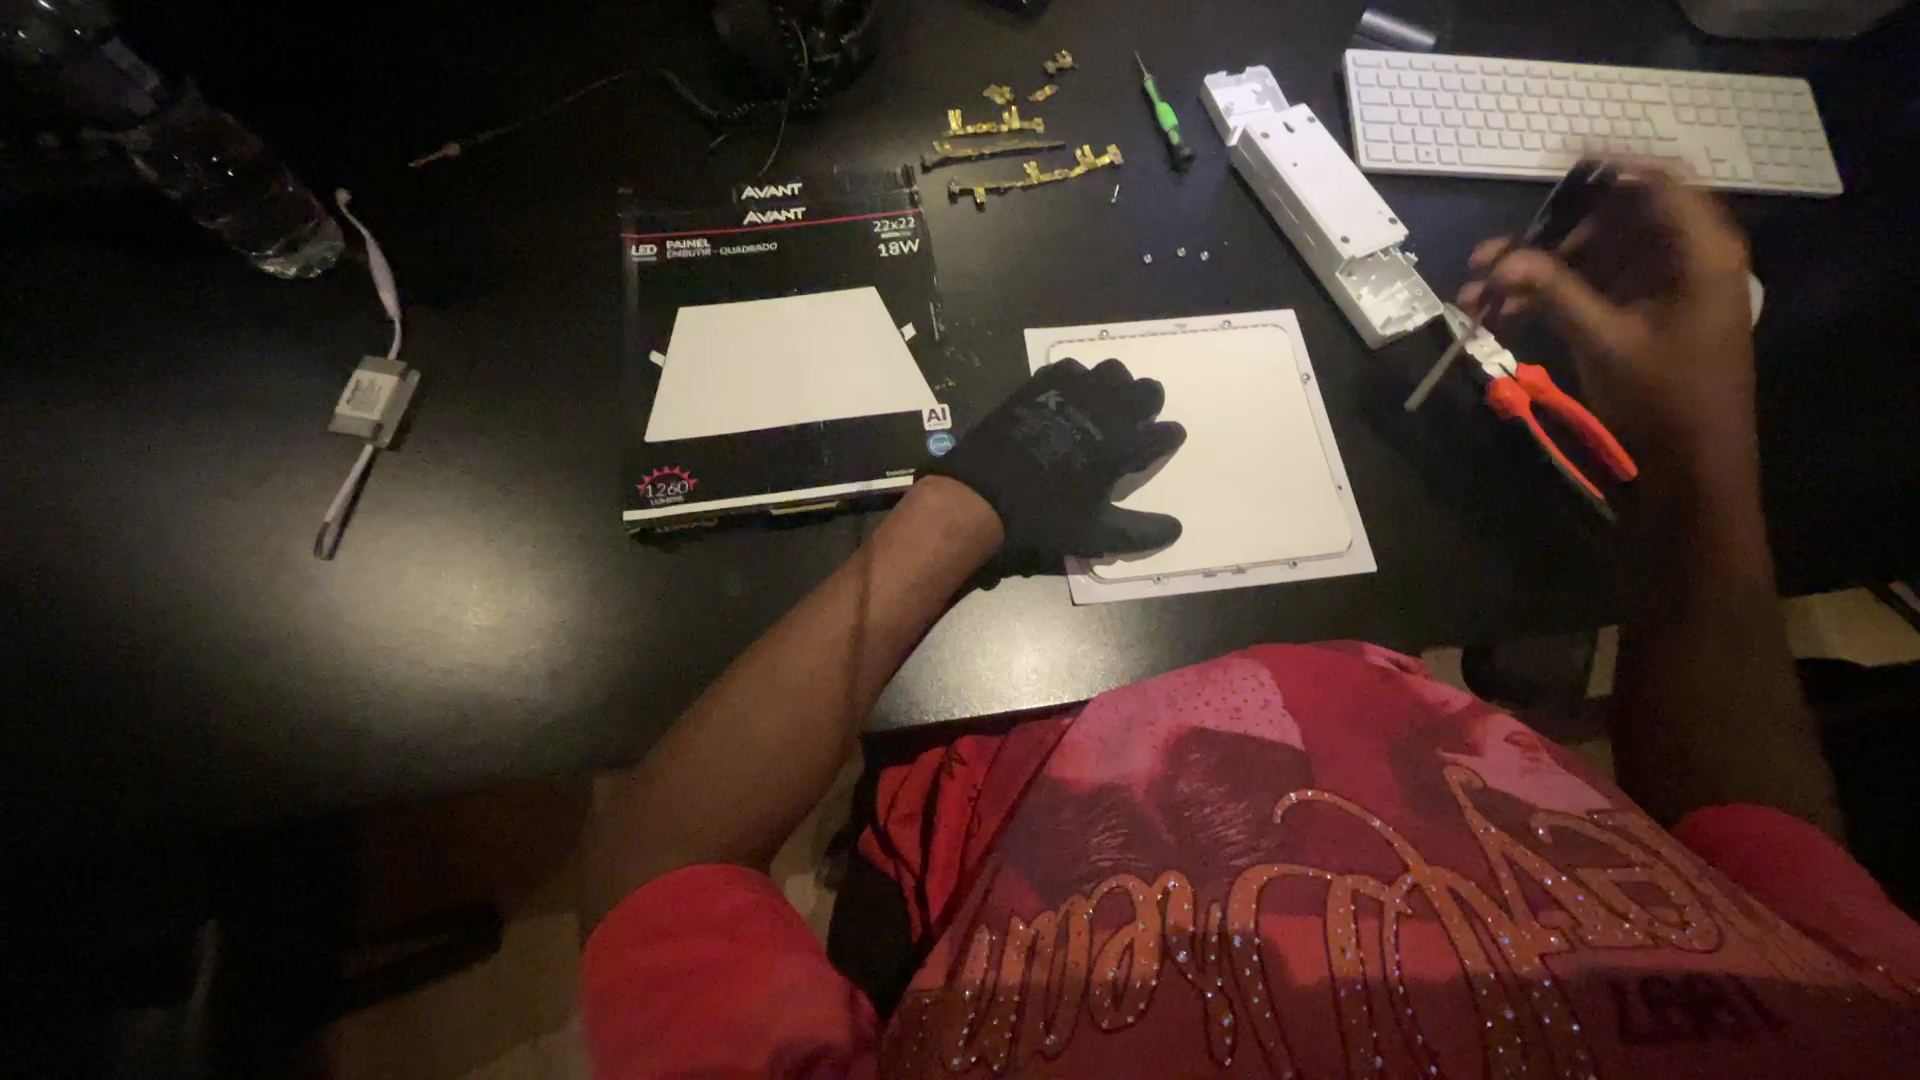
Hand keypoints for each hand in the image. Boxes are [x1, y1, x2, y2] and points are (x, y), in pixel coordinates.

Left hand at [920, 358, 1185, 569]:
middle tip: (1133, 426)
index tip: (1164, 442)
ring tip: (1102, 409)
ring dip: (1115, 387)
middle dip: (1147, 406)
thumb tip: (1175, 531)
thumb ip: (1140, 533)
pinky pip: (1070, 370)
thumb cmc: (1045, 518)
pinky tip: (1067, 401)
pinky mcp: (1039, 385)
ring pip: (1111, 372)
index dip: (1167, 439)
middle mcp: (1105, 410)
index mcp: (1124, 445)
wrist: (983, 496)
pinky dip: (1077, 381)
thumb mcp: (1096, 535)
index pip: (1163, 433)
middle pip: (1146, 391)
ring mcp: (1072, 392)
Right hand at [1459, 167, 1756, 476]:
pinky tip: (1497, 315)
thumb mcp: (1605, 341)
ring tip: (1476, 292)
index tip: (1552, 166)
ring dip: (1531, 273)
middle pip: (1609, 224)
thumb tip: (1498, 262)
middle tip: (1487, 258)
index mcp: (1697, 253)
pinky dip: (1540, 299)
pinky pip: (1579, 293)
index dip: (1607, 169)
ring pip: (1585, 261)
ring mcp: (1652, 291)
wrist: (1687, 462)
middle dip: (1544, 238)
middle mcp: (1678, 261)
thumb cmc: (1663, 397)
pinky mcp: (1629, 318)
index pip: (1657, 184)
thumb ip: (1554, 293)